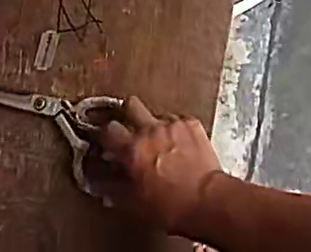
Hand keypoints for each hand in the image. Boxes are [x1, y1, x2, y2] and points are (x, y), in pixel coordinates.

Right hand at [91, 97, 226, 234]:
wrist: (206, 200)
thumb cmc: (173, 206)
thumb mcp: (136, 204)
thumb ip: (115, 189)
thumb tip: (103, 185)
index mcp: (133, 150)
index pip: (109, 129)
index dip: (106, 134)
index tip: (108, 140)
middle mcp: (151, 130)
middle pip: (131, 105)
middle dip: (129, 113)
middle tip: (132, 128)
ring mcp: (172, 123)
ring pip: (157, 114)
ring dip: (157, 126)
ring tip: (163, 145)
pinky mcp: (191, 123)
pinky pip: (178, 120)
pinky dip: (177, 130)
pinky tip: (181, 146)